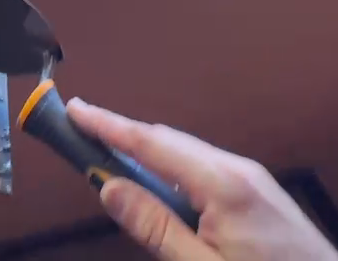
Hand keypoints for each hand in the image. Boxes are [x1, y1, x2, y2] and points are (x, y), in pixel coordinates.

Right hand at [67, 99, 337, 260]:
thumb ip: (154, 227)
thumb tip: (109, 187)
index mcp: (223, 184)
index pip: (149, 143)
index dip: (106, 124)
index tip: (73, 109)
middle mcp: (240, 170)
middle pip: (166, 143)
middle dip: (123, 141)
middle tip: (83, 145)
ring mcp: (255, 182)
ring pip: (186, 157)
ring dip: (149, 161)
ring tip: (119, 176)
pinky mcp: (264, 198)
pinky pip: (206, 172)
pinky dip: (175, 176)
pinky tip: (166, 198)